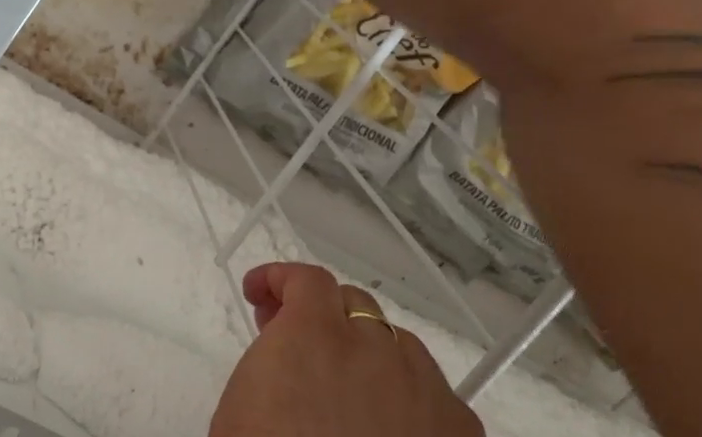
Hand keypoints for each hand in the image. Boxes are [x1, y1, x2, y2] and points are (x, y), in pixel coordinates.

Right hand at [211, 263, 484, 436]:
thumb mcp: (241, 404)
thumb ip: (270, 356)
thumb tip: (285, 346)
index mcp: (315, 333)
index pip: (307, 279)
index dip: (279, 279)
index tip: (260, 293)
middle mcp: (375, 347)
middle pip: (354, 305)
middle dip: (322, 314)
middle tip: (295, 339)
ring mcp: (424, 388)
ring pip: (399, 346)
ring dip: (370, 352)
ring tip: (350, 387)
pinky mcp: (459, 429)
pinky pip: (436, 394)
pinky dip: (410, 398)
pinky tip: (392, 426)